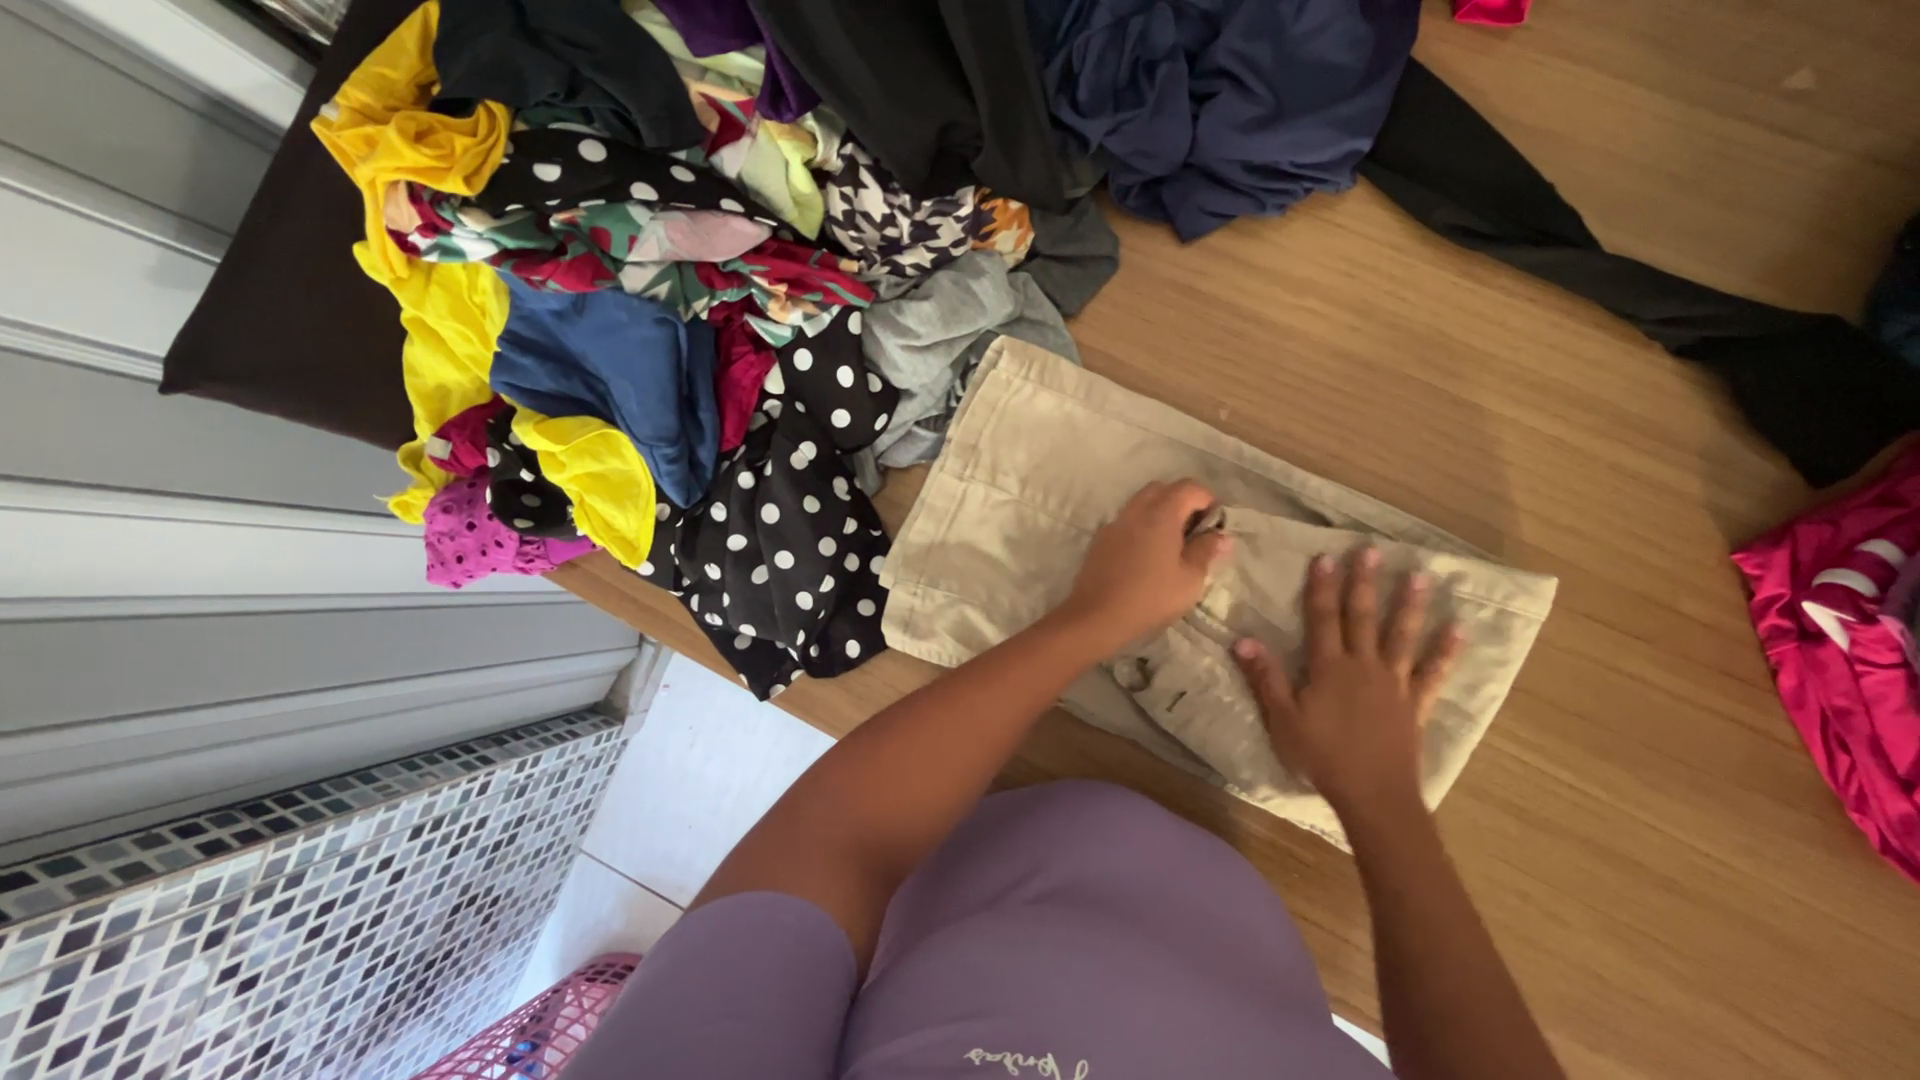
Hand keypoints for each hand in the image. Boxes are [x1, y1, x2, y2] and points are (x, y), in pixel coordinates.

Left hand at [1056, 479, 1233, 649]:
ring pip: (1141, 502)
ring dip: (1160, 512)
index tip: (1216, 524)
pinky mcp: (1101, 539)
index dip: (1207, 499)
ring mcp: (1114, 523)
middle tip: (1195, 530)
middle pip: (1162, 489)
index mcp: (1160, 515)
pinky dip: (1142, 525)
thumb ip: (1206, 551)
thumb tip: (1221, 536)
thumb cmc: (1150, 598)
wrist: (1096, 616)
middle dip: (1183, 501)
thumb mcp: (1189, 579)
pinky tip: (1147, 554)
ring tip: (1172, 543)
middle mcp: (1135, 511)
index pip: (1188, 487)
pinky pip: (1126, 520)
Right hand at [1231, 546, 1462, 812]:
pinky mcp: (1416, 704)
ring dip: (1409, 605)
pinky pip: (1433, 673)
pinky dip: (1445, 651)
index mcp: (1329, 668)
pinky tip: (1458, 630)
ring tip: (1420, 576)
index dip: (1322, 587)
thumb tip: (1243, 639)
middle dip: (1364, 583)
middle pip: (1362, 618)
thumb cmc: (1322, 757)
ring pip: (1401, 636)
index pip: (1322, 619)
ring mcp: (1394, 683)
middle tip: (1371, 550)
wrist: (1373, 793)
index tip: (1325, 557)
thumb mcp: (1282, 720)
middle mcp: (1363, 666)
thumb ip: (1265, 678)